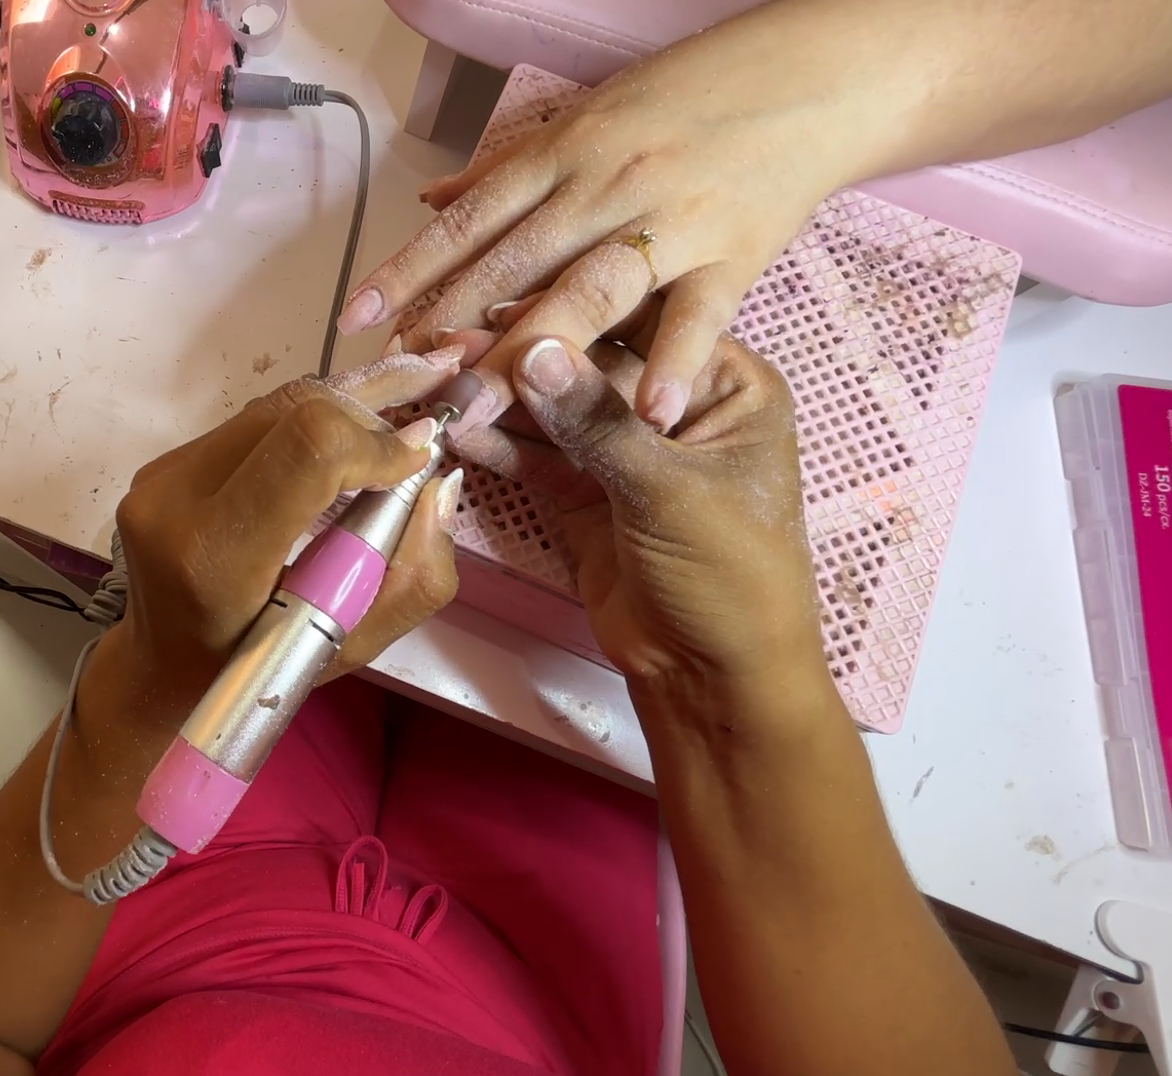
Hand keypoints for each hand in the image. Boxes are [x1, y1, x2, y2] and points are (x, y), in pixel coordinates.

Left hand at [84, 346, 467, 725]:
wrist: (159, 666)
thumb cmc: (253, 672)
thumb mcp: (348, 649)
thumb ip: (412, 578)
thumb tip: (439, 485)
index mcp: (216, 557)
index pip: (307, 450)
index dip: (376, 443)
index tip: (416, 463)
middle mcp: (175, 500)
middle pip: (295, 412)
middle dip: (367, 422)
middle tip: (413, 438)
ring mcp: (162, 474)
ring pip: (275, 408)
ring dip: (340, 419)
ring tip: (386, 436)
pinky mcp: (164, 463)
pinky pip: (253, 424)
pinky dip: (304, 431)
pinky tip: (338, 449)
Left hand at [338, 36, 878, 434]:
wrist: (821, 70)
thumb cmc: (683, 99)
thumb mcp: (581, 120)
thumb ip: (502, 170)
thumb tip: (430, 197)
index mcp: (558, 155)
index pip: (466, 222)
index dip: (407, 271)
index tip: (356, 319)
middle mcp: (602, 185)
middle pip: (513, 263)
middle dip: (451, 325)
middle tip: (406, 382)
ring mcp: (669, 218)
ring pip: (588, 288)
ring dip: (534, 350)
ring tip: (484, 405)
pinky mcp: (736, 251)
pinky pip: (700, 314)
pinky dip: (677, 362)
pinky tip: (650, 414)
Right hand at [448, 307, 828, 709]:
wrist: (705, 671)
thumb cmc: (725, 571)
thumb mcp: (667, 488)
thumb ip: (595, 420)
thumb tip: (532, 350)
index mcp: (722, 384)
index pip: (640, 328)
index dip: (572, 315)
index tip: (502, 307)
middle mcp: (668, 405)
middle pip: (585, 370)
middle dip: (523, 364)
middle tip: (457, 348)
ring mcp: (618, 450)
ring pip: (553, 414)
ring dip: (501, 405)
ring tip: (447, 386)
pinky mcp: (581, 489)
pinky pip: (536, 458)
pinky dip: (500, 448)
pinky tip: (461, 433)